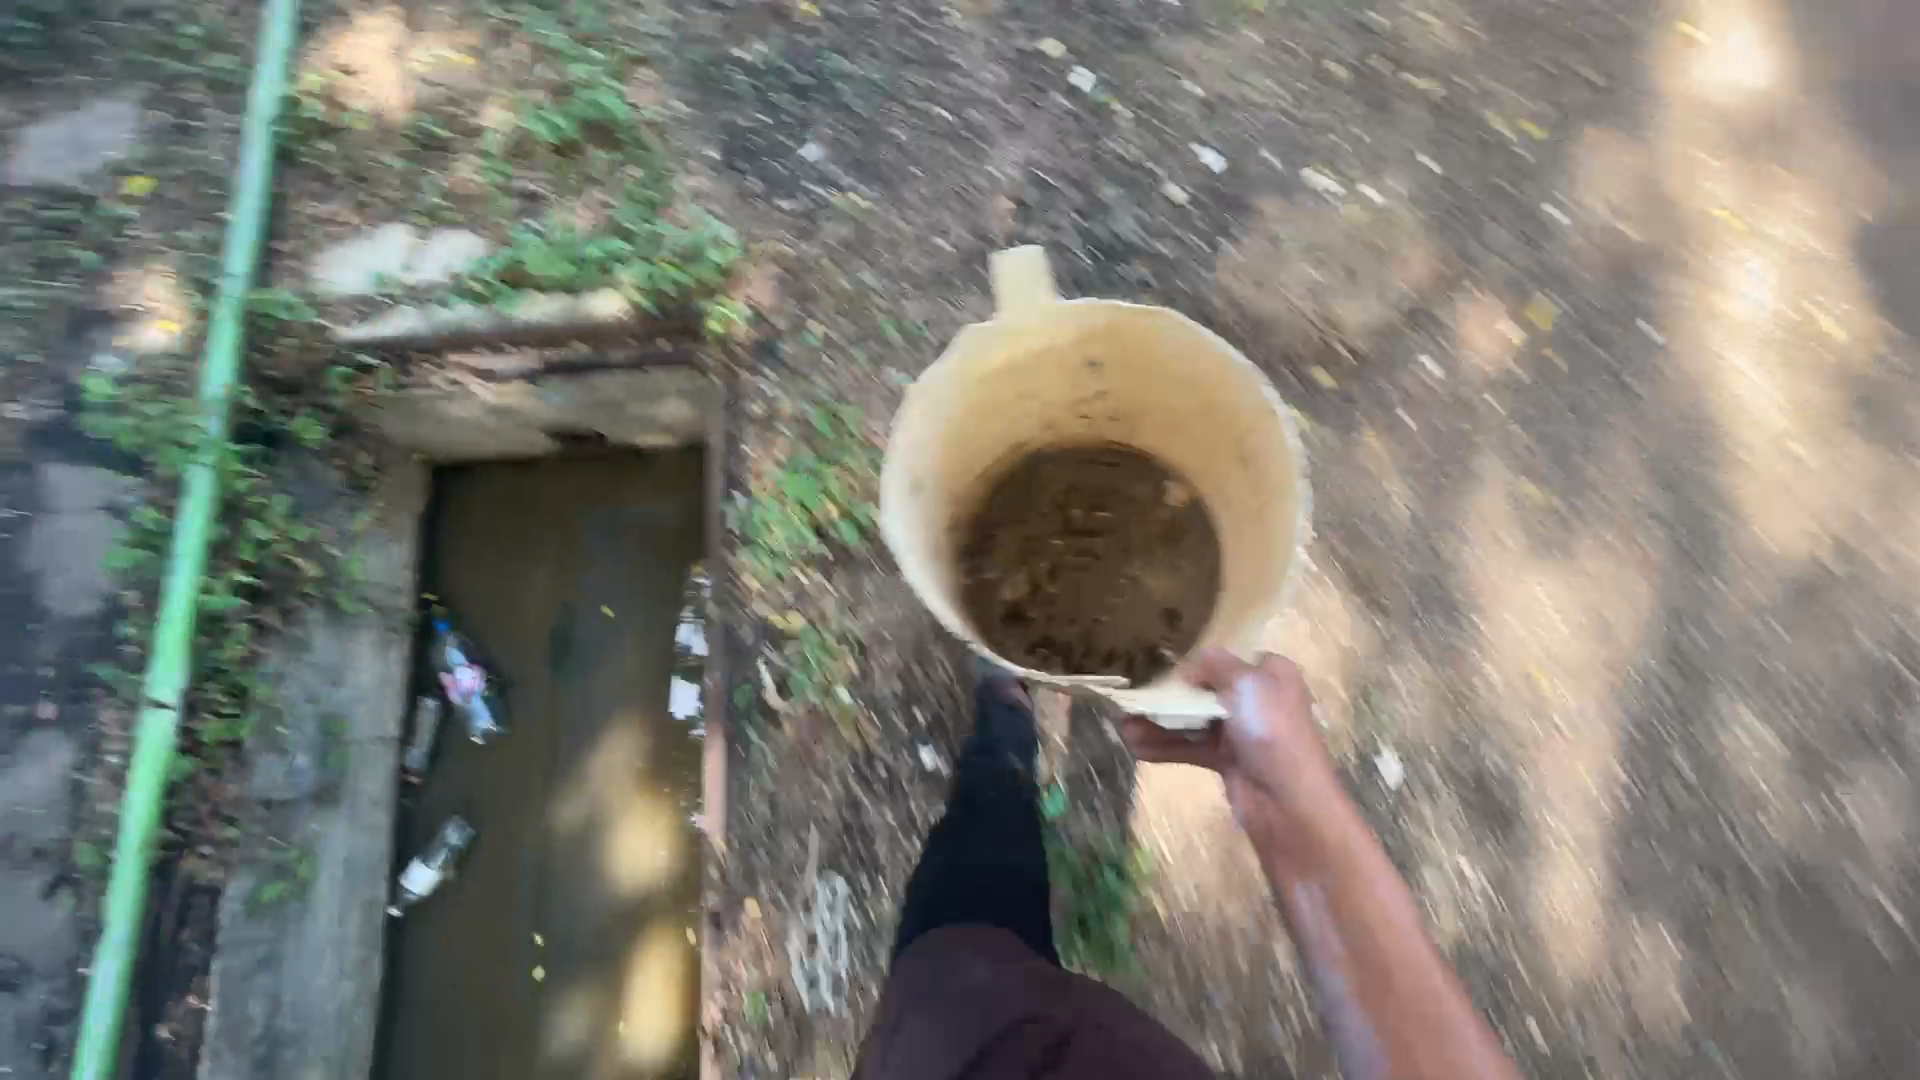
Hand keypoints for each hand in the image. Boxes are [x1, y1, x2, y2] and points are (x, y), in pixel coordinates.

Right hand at [1119, 649, 1343, 845]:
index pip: (1228, 661)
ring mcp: (1240, 733)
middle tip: (1131, 700)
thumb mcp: (1246, 681)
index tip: (1164, 670)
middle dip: (1165, 697)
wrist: (1288, 800)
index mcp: (1270, 675)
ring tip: (1122, 727)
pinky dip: (1164, 746)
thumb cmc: (1270, 729)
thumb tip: (1189, 666)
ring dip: (1157, 724)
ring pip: (1191, 721)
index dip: (1198, 664)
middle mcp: (1257, 700)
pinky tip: (1135, 747)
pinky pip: (1190, 748)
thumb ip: (1214, 664)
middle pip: (1203, 691)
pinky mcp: (1227, 761)